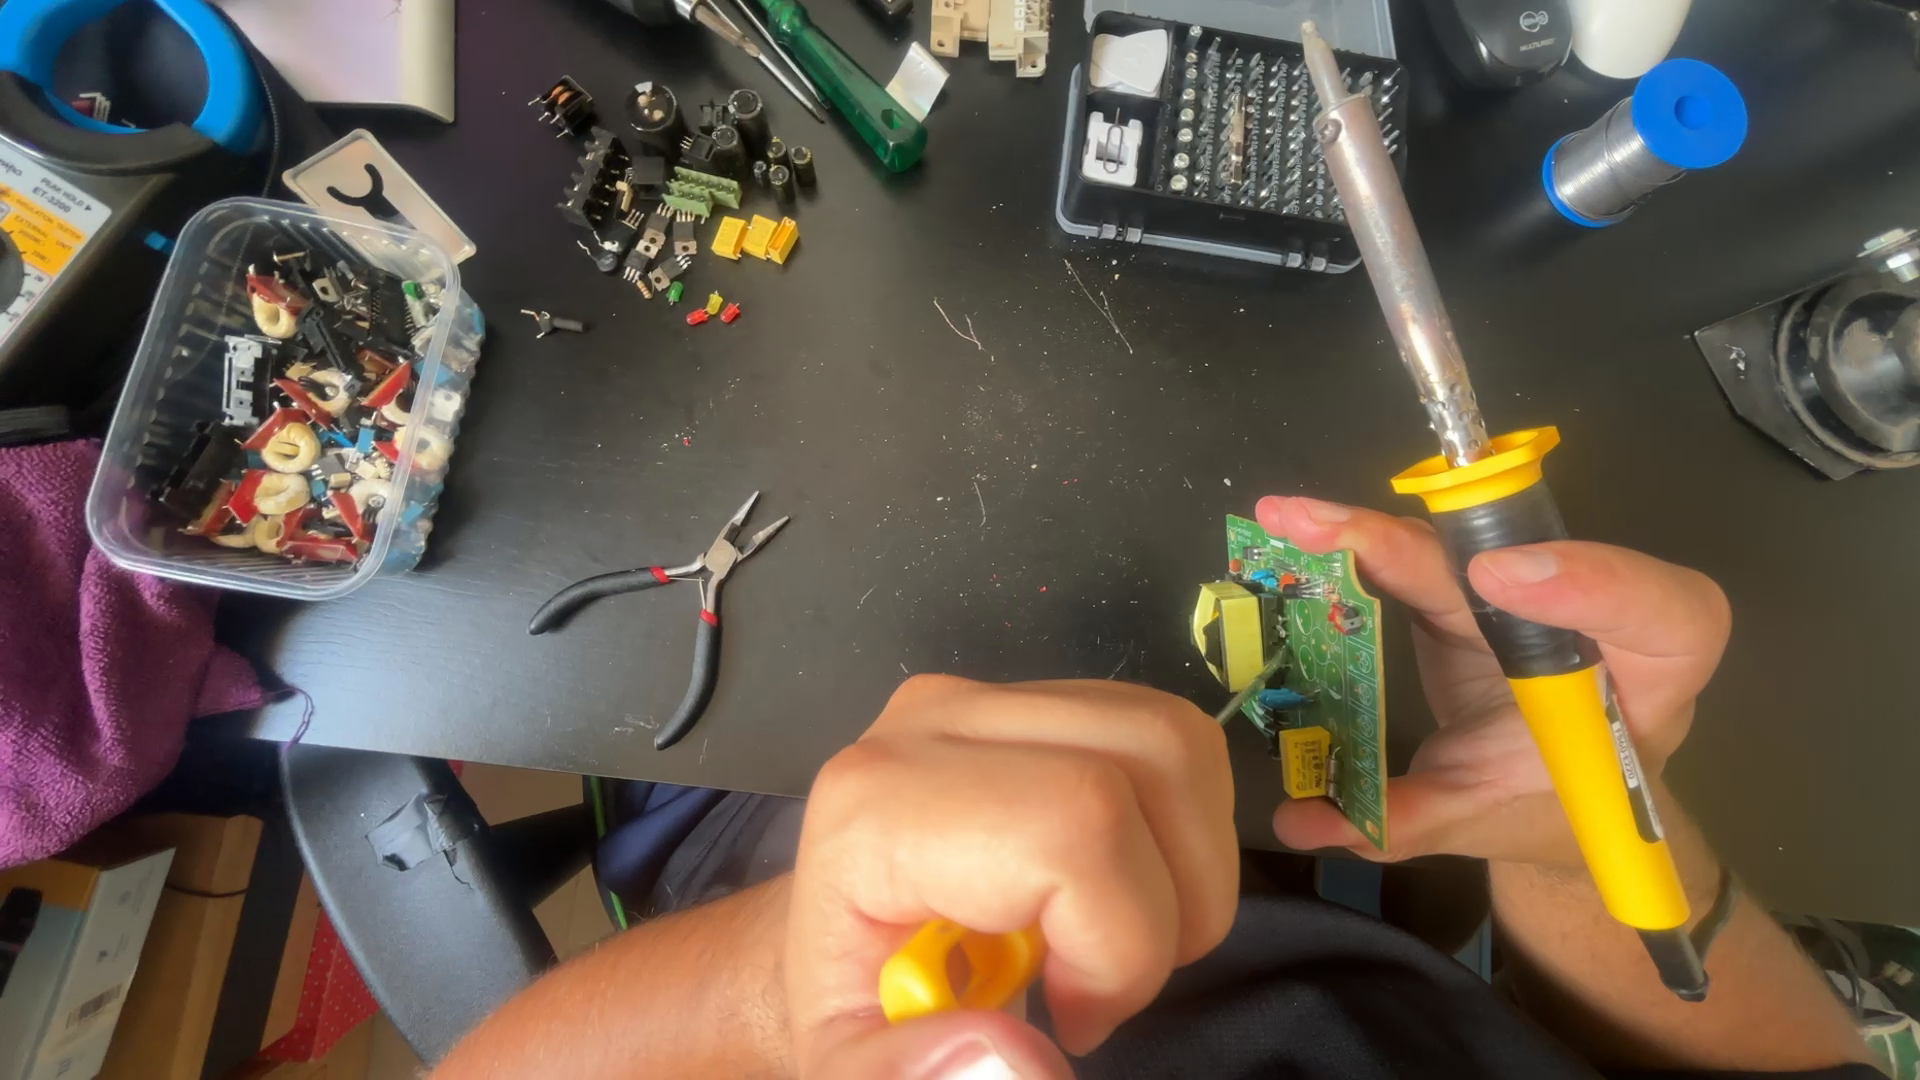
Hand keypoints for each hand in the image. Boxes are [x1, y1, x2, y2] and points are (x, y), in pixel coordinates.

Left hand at [785, 676, 1237, 1079]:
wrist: (843, 904)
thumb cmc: (854, 982)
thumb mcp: (851, 1062)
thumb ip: (910, 1074)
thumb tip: (1021, 1058)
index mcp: (879, 803)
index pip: (1075, 822)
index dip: (1118, 937)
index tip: (1076, 1014)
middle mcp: (936, 719)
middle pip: (1145, 757)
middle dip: (1176, 896)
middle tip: (1110, 973)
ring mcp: (989, 694)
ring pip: (1167, 734)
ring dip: (1189, 856)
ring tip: (1120, 925)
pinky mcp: (1031, 694)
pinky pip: (1158, 732)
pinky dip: (1179, 820)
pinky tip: (1119, 875)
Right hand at [1254, 496, 1730, 868]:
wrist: (1554, 792)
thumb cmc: (1545, 809)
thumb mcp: (1477, 820)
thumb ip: (1397, 819)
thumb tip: (1294, 819)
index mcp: (1632, 681)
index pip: (1660, 614)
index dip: (1590, 581)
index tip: (1492, 577)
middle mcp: (1569, 617)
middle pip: (1510, 551)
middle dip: (1405, 538)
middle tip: (1314, 527)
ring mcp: (1507, 597)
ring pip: (1446, 541)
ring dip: (1362, 527)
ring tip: (1286, 519)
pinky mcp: (1458, 590)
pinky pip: (1411, 552)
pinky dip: (1352, 540)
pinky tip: (1295, 529)